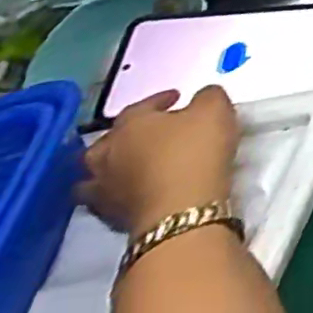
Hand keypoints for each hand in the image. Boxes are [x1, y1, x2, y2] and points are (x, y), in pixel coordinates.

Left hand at [79, 86, 239, 235]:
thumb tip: (200, 98)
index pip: (139, 107)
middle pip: (108, 141)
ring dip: (112, 167)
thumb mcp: (215, 109)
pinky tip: (136, 188)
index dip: (159, 100)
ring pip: (97, 173)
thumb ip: (207, 96)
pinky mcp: (107, 216)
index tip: (177, 98)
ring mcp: (101, 188)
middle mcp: (106, 154)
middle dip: (126, 135)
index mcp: (130, 125)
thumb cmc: (197, 149)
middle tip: (150, 134)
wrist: (180, 207)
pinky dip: (119, 190)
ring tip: (134, 164)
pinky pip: (107, 196)